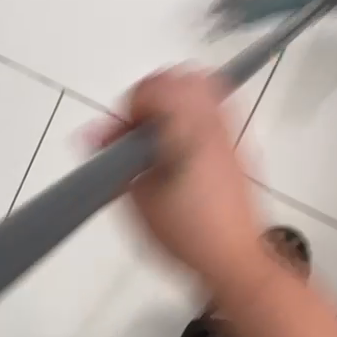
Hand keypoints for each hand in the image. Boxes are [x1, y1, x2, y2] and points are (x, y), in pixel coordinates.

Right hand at [102, 69, 271, 292]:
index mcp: (186, 127)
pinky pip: (216, 112)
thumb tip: (98, 137)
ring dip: (173, 104)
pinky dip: (193, 118)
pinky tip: (179, 148)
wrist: (233, 258)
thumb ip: (116, 160)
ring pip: (202, 88)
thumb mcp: (138, 199)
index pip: (150, 89)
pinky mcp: (239, 148)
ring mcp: (230, 132)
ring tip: (156, 137)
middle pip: (179, 77)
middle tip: (135, 130)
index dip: (127, 111)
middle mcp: (213, 121)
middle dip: (150, 99)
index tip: (118, 138)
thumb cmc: (188, 234)